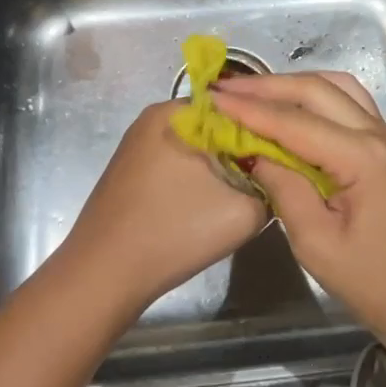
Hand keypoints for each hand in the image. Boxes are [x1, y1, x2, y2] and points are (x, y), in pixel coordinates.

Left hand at [62, 99, 269, 308]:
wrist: (102, 278)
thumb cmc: (173, 234)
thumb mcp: (245, 212)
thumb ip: (272, 184)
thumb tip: (274, 176)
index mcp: (176, 111)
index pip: (240, 109)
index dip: (267, 135)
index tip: (283, 165)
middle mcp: (154, 117)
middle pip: (218, 127)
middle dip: (242, 154)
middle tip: (264, 185)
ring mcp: (137, 144)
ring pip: (198, 148)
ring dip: (219, 170)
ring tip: (235, 201)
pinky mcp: (130, 171)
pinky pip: (177, 165)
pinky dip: (195, 182)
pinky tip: (203, 210)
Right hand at [208, 73, 385, 332]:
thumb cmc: (372, 282)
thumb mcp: (315, 242)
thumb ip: (283, 188)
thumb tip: (252, 152)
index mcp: (363, 156)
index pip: (295, 121)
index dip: (250, 108)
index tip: (211, 98)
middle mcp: (379, 134)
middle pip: (317, 90)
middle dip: (267, 86)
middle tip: (223, 89)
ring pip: (335, 88)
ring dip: (292, 86)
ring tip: (251, 94)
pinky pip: (347, 104)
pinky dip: (313, 98)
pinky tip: (287, 110)